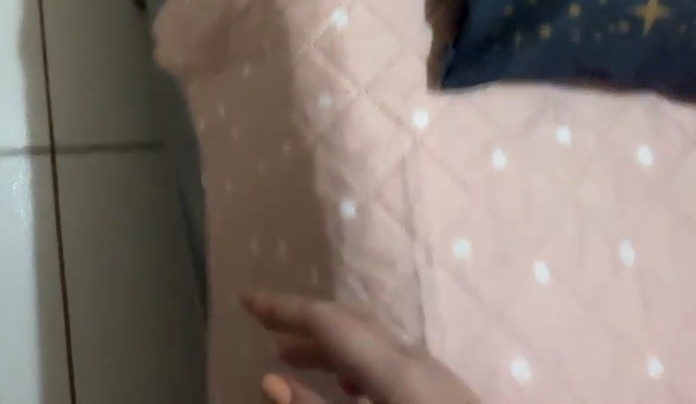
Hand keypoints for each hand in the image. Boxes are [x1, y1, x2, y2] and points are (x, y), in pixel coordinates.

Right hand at [243, 292, 480, 403]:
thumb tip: (270, 377)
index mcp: (398, 372)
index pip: (328, 321)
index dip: (283, 307)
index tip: (246, 301)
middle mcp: (418, 365)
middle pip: (351, 324)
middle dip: (303, 322)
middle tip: (262, 325)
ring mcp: (440, 384)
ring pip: (371, 345)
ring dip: (328, 346)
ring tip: (291, 360)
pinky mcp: (449, 401)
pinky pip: (392, 366)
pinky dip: (357, 366)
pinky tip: (349, 390)